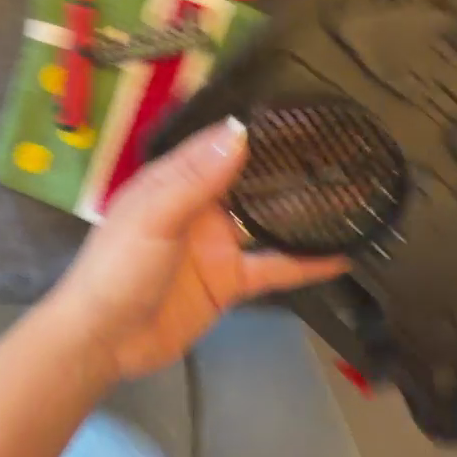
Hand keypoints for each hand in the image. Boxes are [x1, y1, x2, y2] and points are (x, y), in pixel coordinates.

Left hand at [43, 118, 349, 381]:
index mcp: (173, 180)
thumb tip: (239, 132)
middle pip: (248, 181)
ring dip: (303, 212)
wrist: (105, 339)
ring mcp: (216, 245)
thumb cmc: (118, 267)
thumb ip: (196, 178)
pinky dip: (305, 262)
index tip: (301, 117)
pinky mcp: (228, 282)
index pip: (219, 145)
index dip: (255, 131)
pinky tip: (342, 255)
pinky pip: (273, 267)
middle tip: (341, 153)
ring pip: (267, 222)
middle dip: (286, 169)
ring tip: (351, 195)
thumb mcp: (154, 216)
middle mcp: (198, 206)